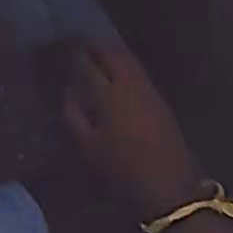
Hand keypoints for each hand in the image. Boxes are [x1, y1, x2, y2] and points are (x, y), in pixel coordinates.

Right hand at [61, 40, 203, 214]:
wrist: (171, 191)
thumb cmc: (122, 170)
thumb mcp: (88, 146)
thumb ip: (73, 114)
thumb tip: (68, 89)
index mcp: (107, 95)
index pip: (86, 63)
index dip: (73, 51)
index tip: (61, 45)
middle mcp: (128, 85)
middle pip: (110, 53)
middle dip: (94, 44)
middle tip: (79, 41)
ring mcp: (148, 90)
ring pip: (127, 59)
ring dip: (111, 51)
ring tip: (96, 49)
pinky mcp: (160, 99)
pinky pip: (137, 70)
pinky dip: (124, 62)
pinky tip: (116, 69)